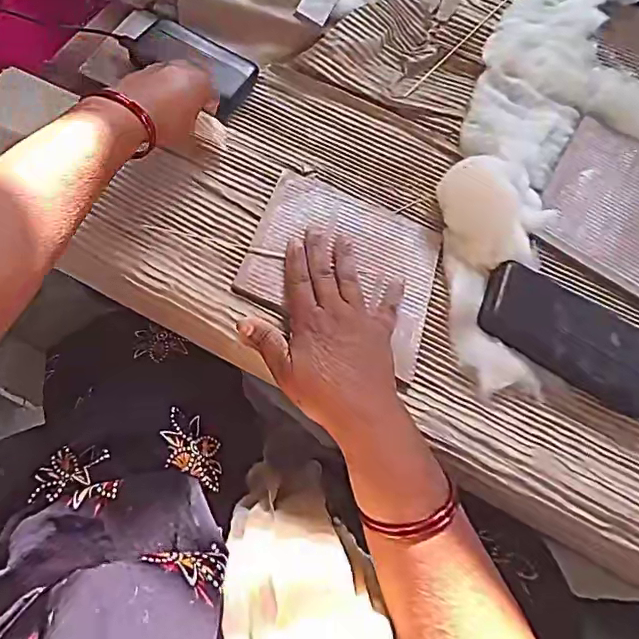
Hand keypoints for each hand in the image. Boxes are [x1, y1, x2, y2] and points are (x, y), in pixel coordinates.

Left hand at [112, 60, 216, 148]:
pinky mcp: (139, 72)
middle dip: (189, 94)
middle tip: (186, 113)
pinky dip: (153, 91)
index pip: (212, 93)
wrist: (126, 118)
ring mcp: (159, 68)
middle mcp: (181, 68)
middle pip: (191, 80)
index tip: (204, 115)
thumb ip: (193, 121)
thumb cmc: (158, 122)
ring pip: (171, 78)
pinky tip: (150, 108)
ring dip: (170, 91)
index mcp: (201, 80)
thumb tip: (190, 124)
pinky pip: (152, 82)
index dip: (208, 108)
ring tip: (166, 113)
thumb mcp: (187, 131)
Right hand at [237, 226, 410, 453]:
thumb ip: (267, 344)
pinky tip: (395, 279)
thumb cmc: (321, 394)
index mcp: (309, 321)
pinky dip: (391, 294)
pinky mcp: (379, 332)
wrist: (363, 410)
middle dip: (319, 250)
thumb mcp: (285, 372)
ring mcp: (359, 320)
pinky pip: (387, 308)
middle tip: (317, 228)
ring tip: (345, 240)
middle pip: (324, 275)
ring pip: (351, 283)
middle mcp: (334, 313)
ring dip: (347, 260)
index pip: (299, 284)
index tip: (295, 240)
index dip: (296, 261)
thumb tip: (243, 321)